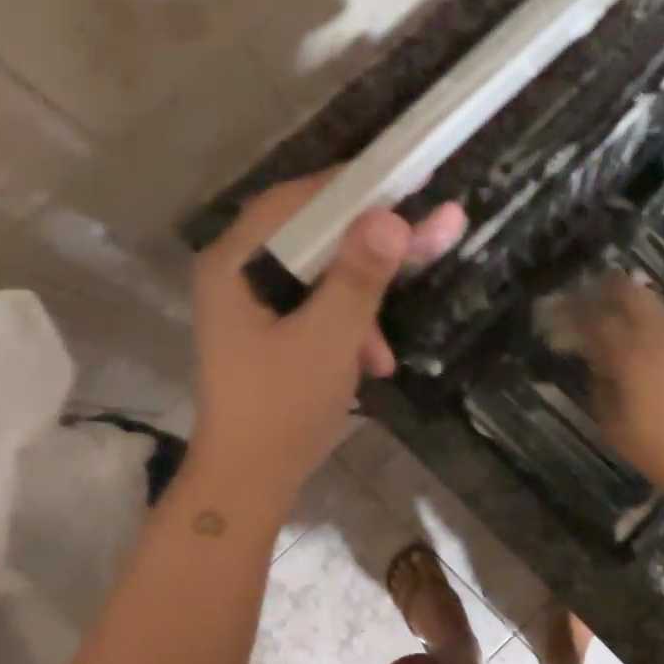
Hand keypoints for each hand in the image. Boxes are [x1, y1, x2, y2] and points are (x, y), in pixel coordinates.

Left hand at [188, 171, 465, 487]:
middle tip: (427, 240)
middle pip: (312, 236)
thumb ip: (358, 279)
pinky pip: (317, 307)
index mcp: (236, 264)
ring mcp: (251, 303)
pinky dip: (349, 326)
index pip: (297, 203)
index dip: (352, 190)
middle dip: (370, 249)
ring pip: (320, 274)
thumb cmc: (282, 407)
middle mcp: (237, 272)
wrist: (251, 477)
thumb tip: (391, 218)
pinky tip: (373, 361)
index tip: (405, 186)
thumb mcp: (329, 340)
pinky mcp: (269, 330)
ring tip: (386, 345)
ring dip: (362, 300)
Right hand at [575, 271, 663, 507]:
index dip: (571, 311)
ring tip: (605, 300)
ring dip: (625, 295)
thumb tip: (594, 362)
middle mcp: (653, 337)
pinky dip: (644, 310)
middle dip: (602, 288)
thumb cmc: (655, 449)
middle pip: (626, 293)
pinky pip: (663, 317)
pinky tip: (634, 322)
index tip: (554, 310)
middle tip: (581, 294)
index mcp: (628, 353)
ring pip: (649, 300)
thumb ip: (599, 385)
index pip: (593, 319)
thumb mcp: (612, 423)